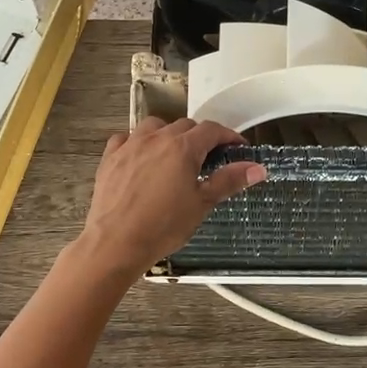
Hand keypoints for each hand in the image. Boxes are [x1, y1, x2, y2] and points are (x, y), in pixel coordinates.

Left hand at [74, 117, 266, 274]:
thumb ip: (229, 181)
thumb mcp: (202, 204)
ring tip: (175, 154)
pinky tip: (142, 158)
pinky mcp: (110, 158)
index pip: (212, 130)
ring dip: (169, 134)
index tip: (237, 147)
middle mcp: (156, 139)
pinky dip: (138, 142)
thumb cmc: (162, 227)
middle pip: (185, 125)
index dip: (228, 136)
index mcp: (182, 148)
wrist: (117, 242)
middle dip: (201, 137)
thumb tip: (256, 169)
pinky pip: (126, 139)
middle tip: (209, 157)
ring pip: (155, 126)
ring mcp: (130, 146)